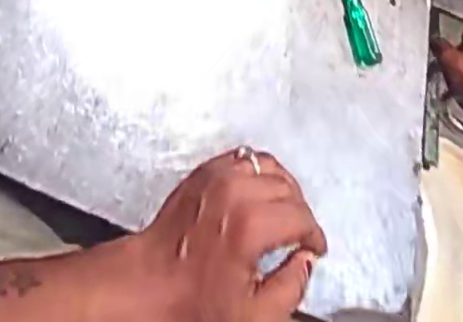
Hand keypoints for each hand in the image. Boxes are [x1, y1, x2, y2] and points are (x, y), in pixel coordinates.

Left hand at [128, 149, 327, 321]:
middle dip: (300, 211)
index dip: (313, 234)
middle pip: (287, 188)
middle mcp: (236, 191)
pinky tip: (258, 192)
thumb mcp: (252, 316)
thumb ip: (290, 288)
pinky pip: (243, 157)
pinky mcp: (204, 170)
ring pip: (267, 164)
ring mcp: (218, 175)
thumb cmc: (192, 303)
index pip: (299, 216)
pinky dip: (258, 171)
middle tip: (301, 233)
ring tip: (284, 210)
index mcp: (250, 225)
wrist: (147, 283)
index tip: (315, 247)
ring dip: (282, 186)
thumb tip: (306, 260)